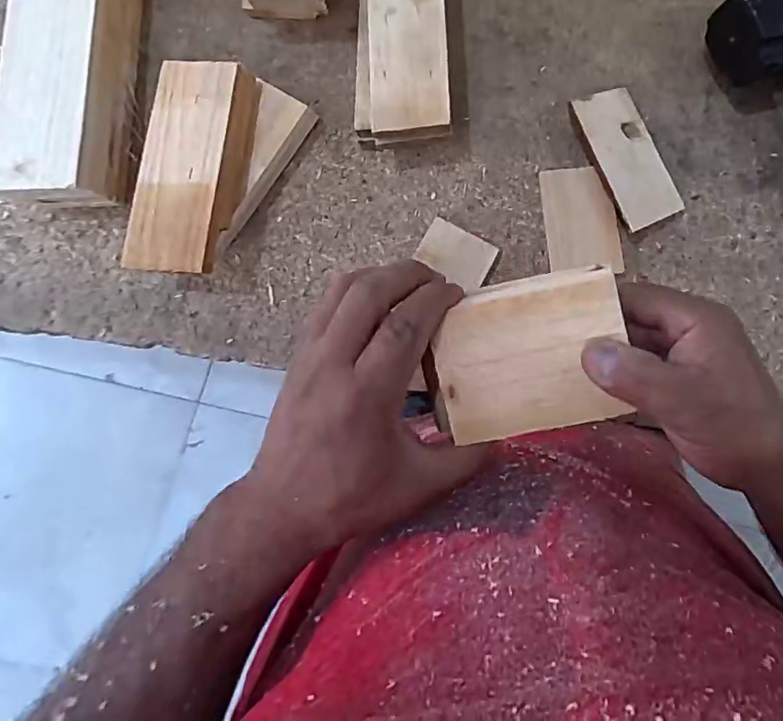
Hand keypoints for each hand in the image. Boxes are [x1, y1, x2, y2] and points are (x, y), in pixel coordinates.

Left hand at [239, 261, 489, 555]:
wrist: (281, 508)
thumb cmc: (352, 496)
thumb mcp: (419, 484)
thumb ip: (466, 458)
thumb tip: (501, 433)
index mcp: (368, 394)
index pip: (404, 325)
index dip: (435, 299)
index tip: (457, 293)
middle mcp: (334, 364)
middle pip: (370, 292)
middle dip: (409, 274)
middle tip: (437, 280)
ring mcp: (310, 355)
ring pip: (343, 289)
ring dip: (380, 275)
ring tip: (408, 282)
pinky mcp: (297, 355)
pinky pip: (325, 302)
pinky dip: (354, 287)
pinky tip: (374, 298)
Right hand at [581, 282, 782, 491]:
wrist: (773, 471)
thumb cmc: (732, 427)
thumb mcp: (679, 399)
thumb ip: (632, 372)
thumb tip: (587, 351)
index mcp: (696, 318)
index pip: (639, 297)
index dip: (601, 301)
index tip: (563, 313)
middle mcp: (691, 328)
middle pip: (637, 319)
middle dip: (601, 329)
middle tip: (558, 340)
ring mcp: (689, 354)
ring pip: (639, 344)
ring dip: (610, 355)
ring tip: (567, 362)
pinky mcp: (685, 379)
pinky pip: (646, 367)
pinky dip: (623, 375)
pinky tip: (595, 387)